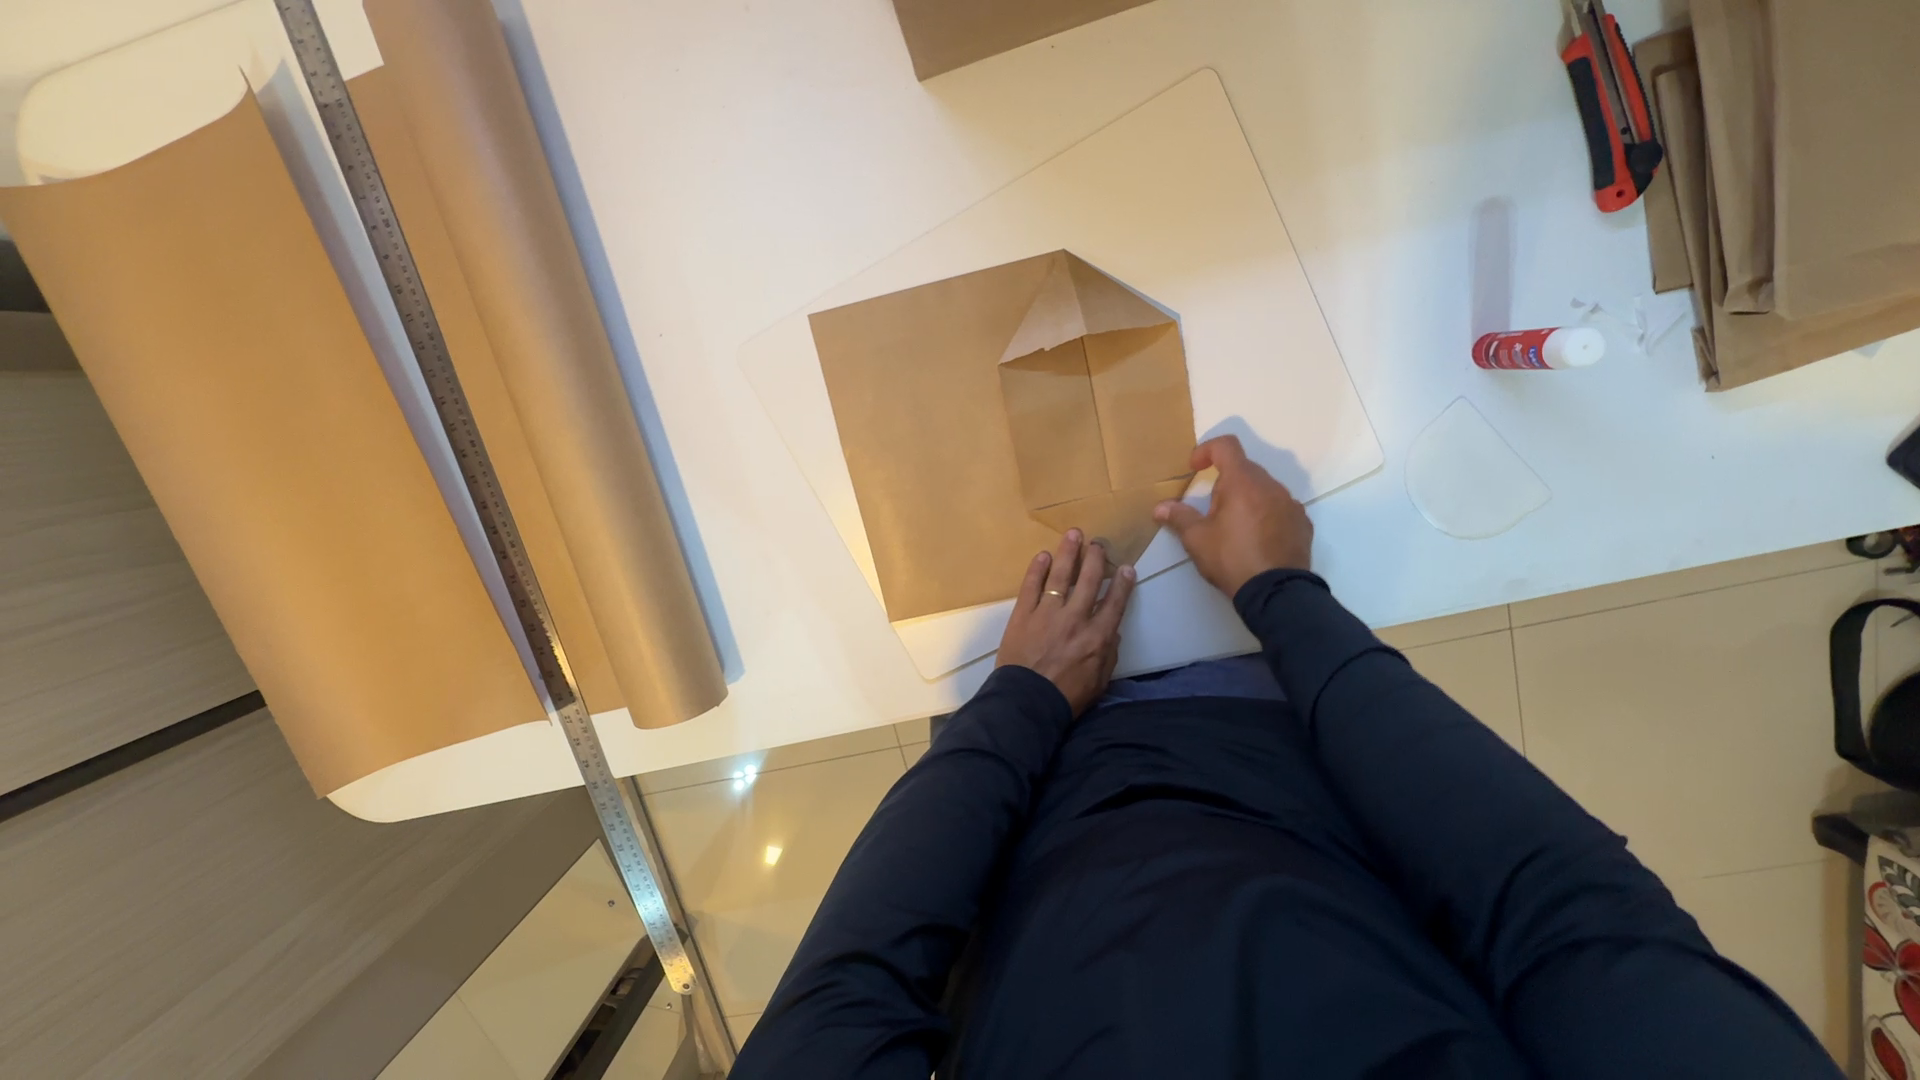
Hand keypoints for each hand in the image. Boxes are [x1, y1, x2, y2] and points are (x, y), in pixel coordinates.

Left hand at [995, 529, 1137, 715]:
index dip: (1122, 583)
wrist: (1028, 702)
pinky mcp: (1023, 615)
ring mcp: (1048, 613)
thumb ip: (1108, 654)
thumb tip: (1112, 633)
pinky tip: (1043, 556)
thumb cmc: (1068, 697)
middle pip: (1089, 580)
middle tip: (1098, 544)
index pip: (1115, 602)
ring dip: (1068, 553)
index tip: (1126, 567)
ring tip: (1074, 534)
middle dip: (1096, 558)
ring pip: (1061, 576)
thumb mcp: (1100, 681)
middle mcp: (1076, 618)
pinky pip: (1031, 586)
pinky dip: (1038, 569)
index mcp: (1098, 636)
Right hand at [1154, 435, 1312, 596]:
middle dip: (1225, 481)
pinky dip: (1266, 514)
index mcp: (1242, 482)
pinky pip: (1280, 508)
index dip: (1206, 450)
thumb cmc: (1231, 559)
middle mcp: (1271, 486)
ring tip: (1235, 526)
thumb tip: (1160, 507)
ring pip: (1264, 489)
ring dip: (1247, 498)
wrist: (1276, 592)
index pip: (1226, 446)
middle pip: (1245, 468)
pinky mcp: (1302, 523)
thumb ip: (1179, 517)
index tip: (1194, 468)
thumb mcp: (1197, 539)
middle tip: (1211, 508)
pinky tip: (1257, 539)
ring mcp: (1291, 504)